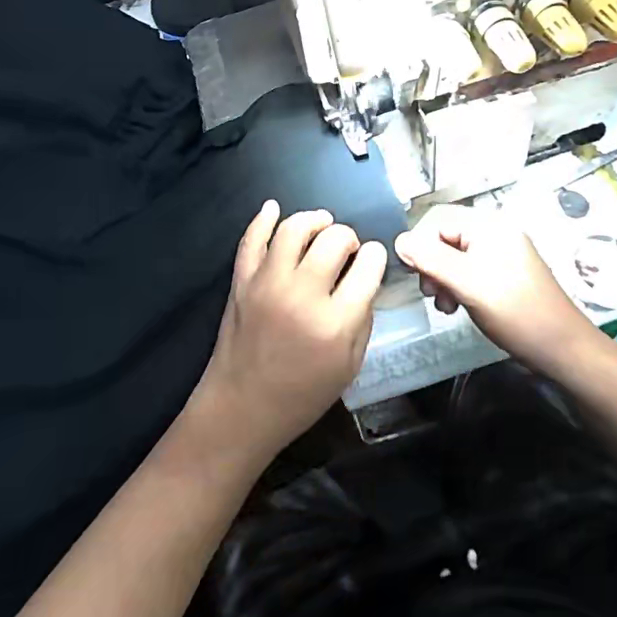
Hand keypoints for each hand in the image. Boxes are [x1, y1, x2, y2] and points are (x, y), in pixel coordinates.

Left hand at [188, 201, 387, 459]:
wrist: (242, 407)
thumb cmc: (302, 394)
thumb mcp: (350, 365)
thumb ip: (362, 318)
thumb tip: (365, 280)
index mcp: (335, 322)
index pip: (368, 267)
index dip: (375, 256)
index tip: (372, 258)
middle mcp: (302, 295)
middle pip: (334, 239)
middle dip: (348, 237)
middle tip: (348, 248)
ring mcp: (267, 283)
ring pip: (293, 228)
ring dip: (313, 219)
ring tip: (322, 224)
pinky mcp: (241, 281)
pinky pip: (251, 239)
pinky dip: (263, 218)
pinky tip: (274, 209)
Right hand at [394, 204, 606, 376]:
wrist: (563, 349)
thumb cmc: (515, 313)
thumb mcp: (468, 284)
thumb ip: (431, 259)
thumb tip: (398, 242)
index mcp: (490, 227)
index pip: (437, 223)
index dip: (421, 248)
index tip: (418, 279)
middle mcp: (497, 233)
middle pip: (446, 240)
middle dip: (432, 266)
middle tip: (432, 295)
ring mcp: (503, 254)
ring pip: (455, 258)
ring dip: (443, 279)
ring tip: (446, 305)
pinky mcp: (506, 275)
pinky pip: (470, 271)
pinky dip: (459, 286)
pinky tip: (458, 306)